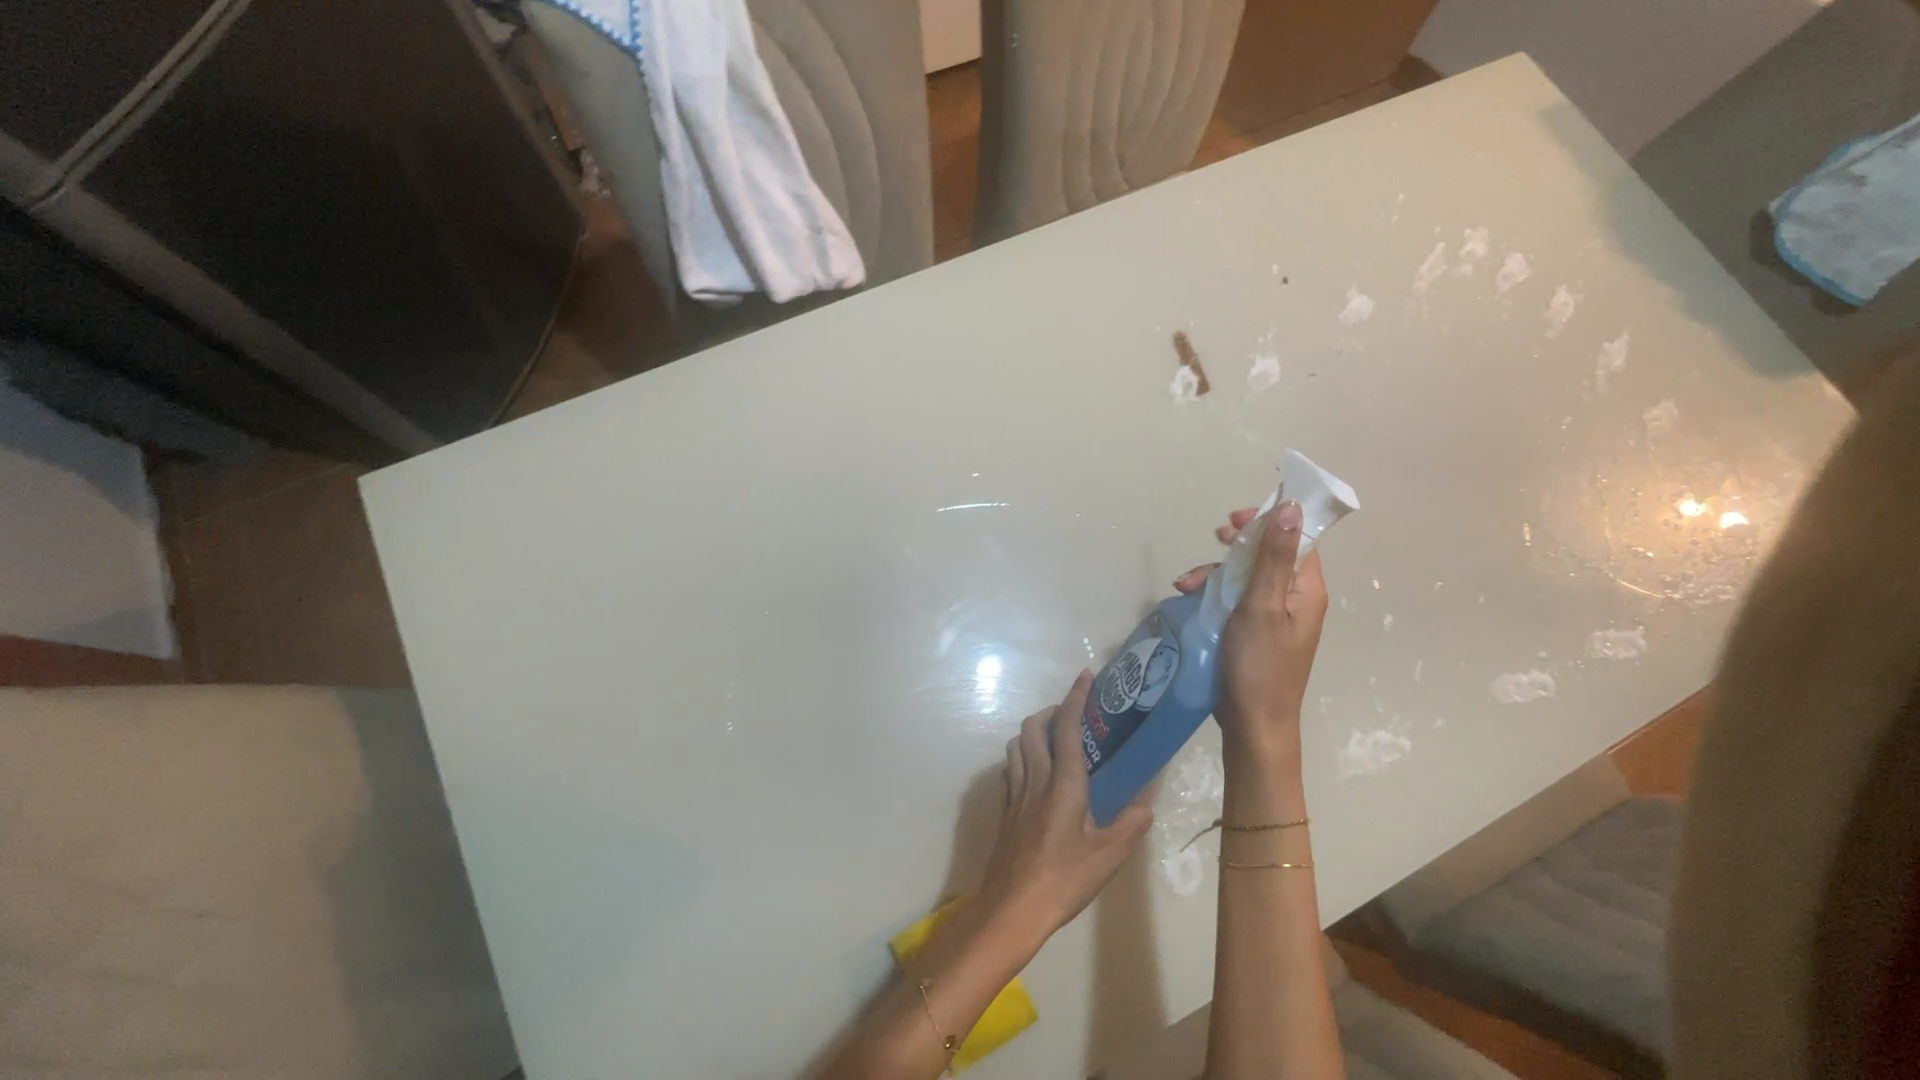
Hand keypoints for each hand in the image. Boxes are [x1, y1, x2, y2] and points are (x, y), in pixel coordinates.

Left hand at [976, 671, 1152, 942]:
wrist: (1012, 909)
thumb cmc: (1063, 881)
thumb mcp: (1108, 856)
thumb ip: (1130, 825)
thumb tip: (1146, 802)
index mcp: (1063, 784)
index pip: (1066, 728)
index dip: (1075, 699)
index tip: (1085, 677)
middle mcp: (1034, 780)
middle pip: (1032, 729)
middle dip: (1050, 711)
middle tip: (1071, 714)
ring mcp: (1014, 795)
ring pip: (1015, 746)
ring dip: (1031, 732)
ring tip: (1052, 738)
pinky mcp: (1003, 812)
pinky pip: (1009, 770)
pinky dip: (1021, 757)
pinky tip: (1033, 773)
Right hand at [1172, 501, 1328, 751]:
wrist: (1253, 725)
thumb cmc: (1260, 665)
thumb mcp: (1261, 606)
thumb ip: (1272, 557)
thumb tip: (1292, 507)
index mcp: (1307, 590)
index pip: (1298, 539)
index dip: (1271, 520)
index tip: (1238, 517)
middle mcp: (1295, 599)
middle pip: (1270, 554)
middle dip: (1240, 542)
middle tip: (1217, 535)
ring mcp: (1273, 617)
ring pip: (1246, 576)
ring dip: (1217, 571)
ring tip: (1186, 581)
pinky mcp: (1253, 632)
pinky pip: (1235, 600)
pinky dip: (1212, 594)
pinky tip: (1187, 597)